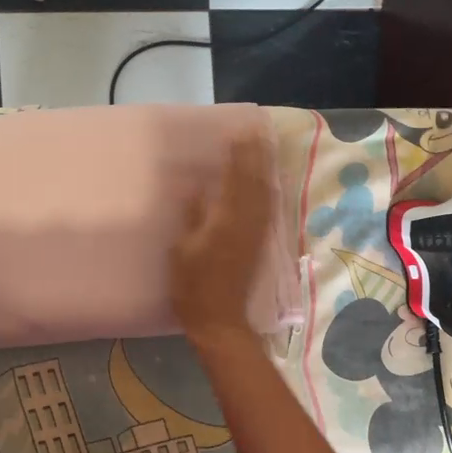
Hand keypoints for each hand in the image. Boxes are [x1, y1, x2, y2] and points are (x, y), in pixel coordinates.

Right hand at [170, 134, 272, 344]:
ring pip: (266, 193)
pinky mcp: (260, 244)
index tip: (237, 133)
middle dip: (256, 155)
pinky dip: (269, 191)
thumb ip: (193, 215)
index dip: (238, 155)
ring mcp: (257, 233)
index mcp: (227, 220)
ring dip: (265, 169)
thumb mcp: (183, 249)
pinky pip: (268, 209)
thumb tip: (195, 184)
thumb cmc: (193, 286)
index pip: (236, 179)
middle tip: (255, 132)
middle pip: (256, 181)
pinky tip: (267, 183)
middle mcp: (248, 222)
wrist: (220, 320)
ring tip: (263, 148)